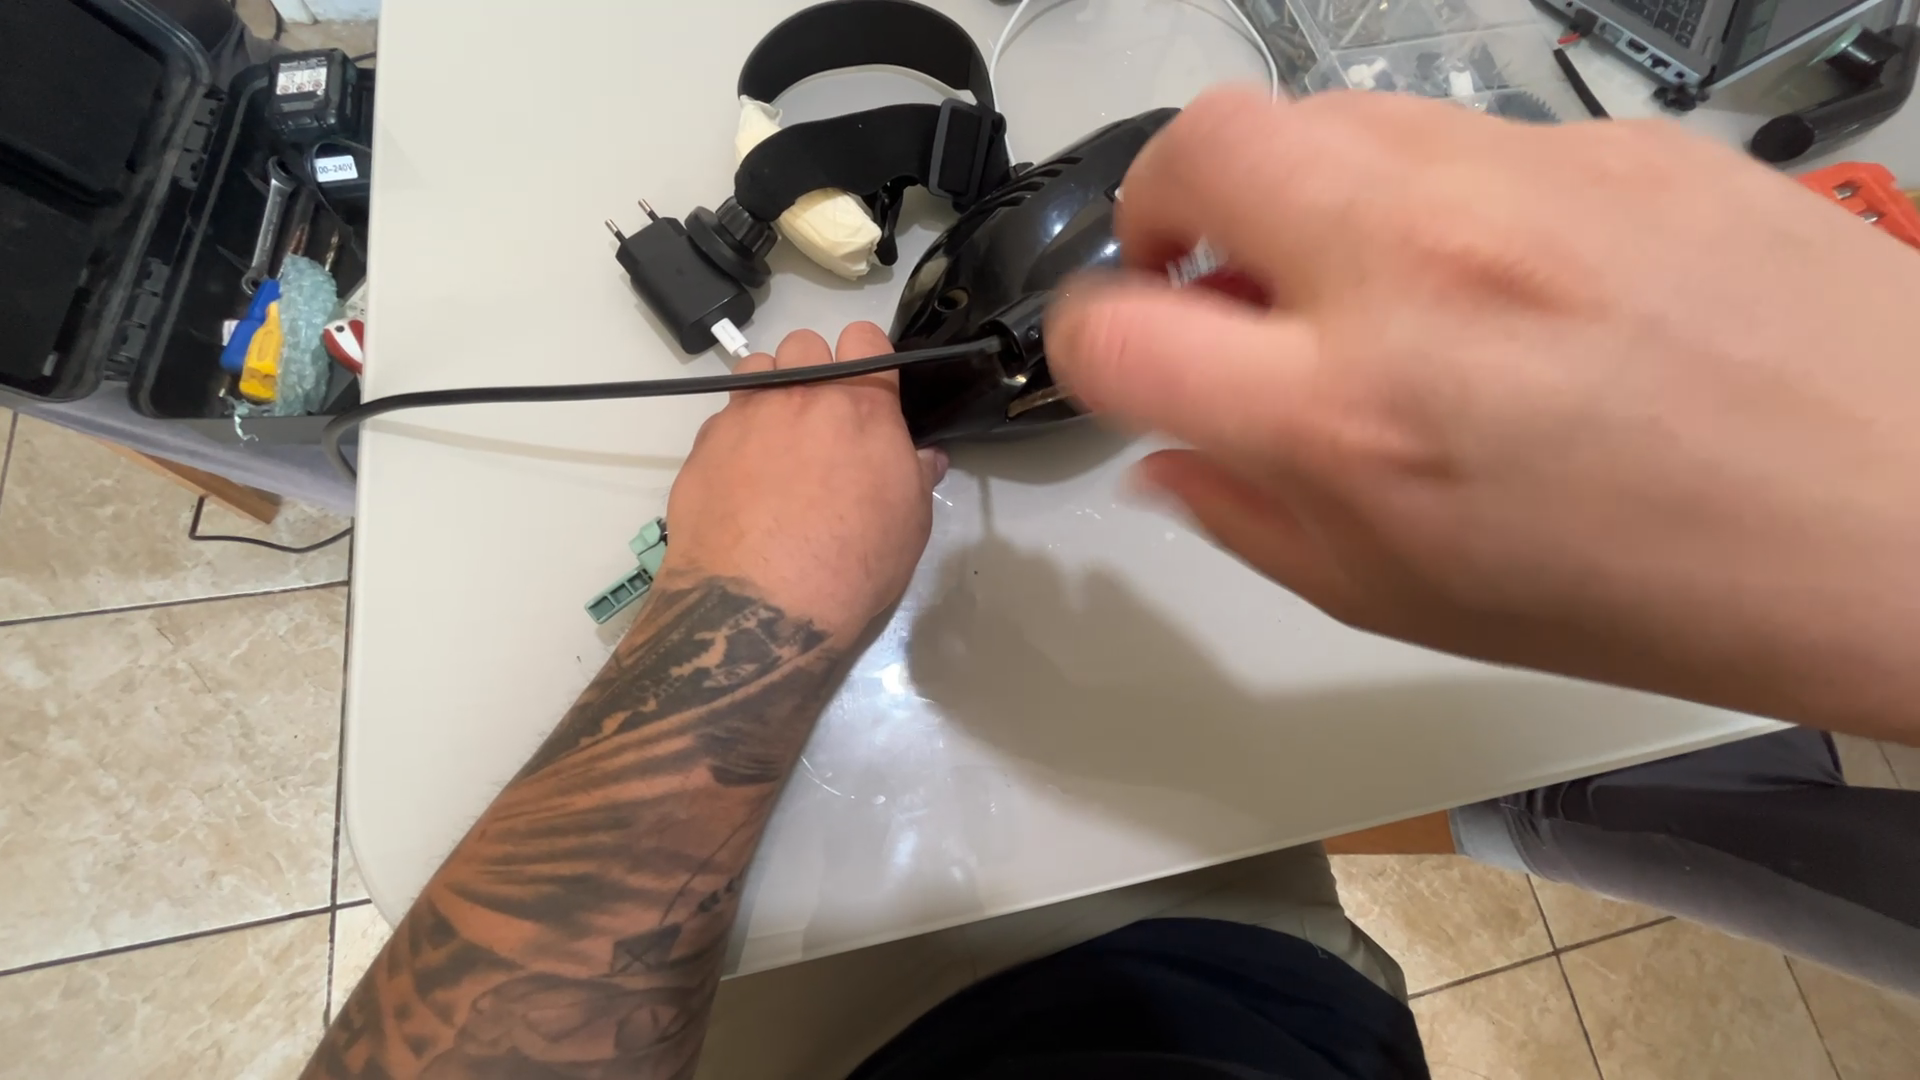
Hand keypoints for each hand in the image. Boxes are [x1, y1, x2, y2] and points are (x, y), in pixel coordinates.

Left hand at [658, 323, 947, 638]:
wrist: (763, 604)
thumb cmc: (854, 564)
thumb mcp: (910, 524)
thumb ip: (916, 475)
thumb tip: (924, 456)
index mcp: (862, 406)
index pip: (866, 338)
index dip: (868, 359)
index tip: (868, 391)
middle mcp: (802, 395)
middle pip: (806, 342)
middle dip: (816, 370)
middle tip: (821, 420)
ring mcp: (747, 414)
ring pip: (758, 367)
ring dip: (771, 389)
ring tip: (776, 439)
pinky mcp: (704, 443)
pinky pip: (725, 415)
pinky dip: (737, 432)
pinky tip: (743, 477)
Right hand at [1047, 87, 1919, 737]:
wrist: (1900, 514)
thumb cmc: (1633, 581)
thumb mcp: (1376, 590)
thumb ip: (1237, 513)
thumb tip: (1165, 457)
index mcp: (1340, 416)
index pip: (1114, 332)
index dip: (1077, 341)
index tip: (1102, 352)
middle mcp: (1411, 273)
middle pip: (1196, 149)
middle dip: (1151, 206)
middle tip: (1180, 266)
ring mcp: (1512, 185)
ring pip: (1305, 118)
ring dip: (1266, 196)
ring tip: (1309, 273)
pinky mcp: (1596, 143)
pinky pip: (1427, 133)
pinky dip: (1381, 192)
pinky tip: (1430, 266)